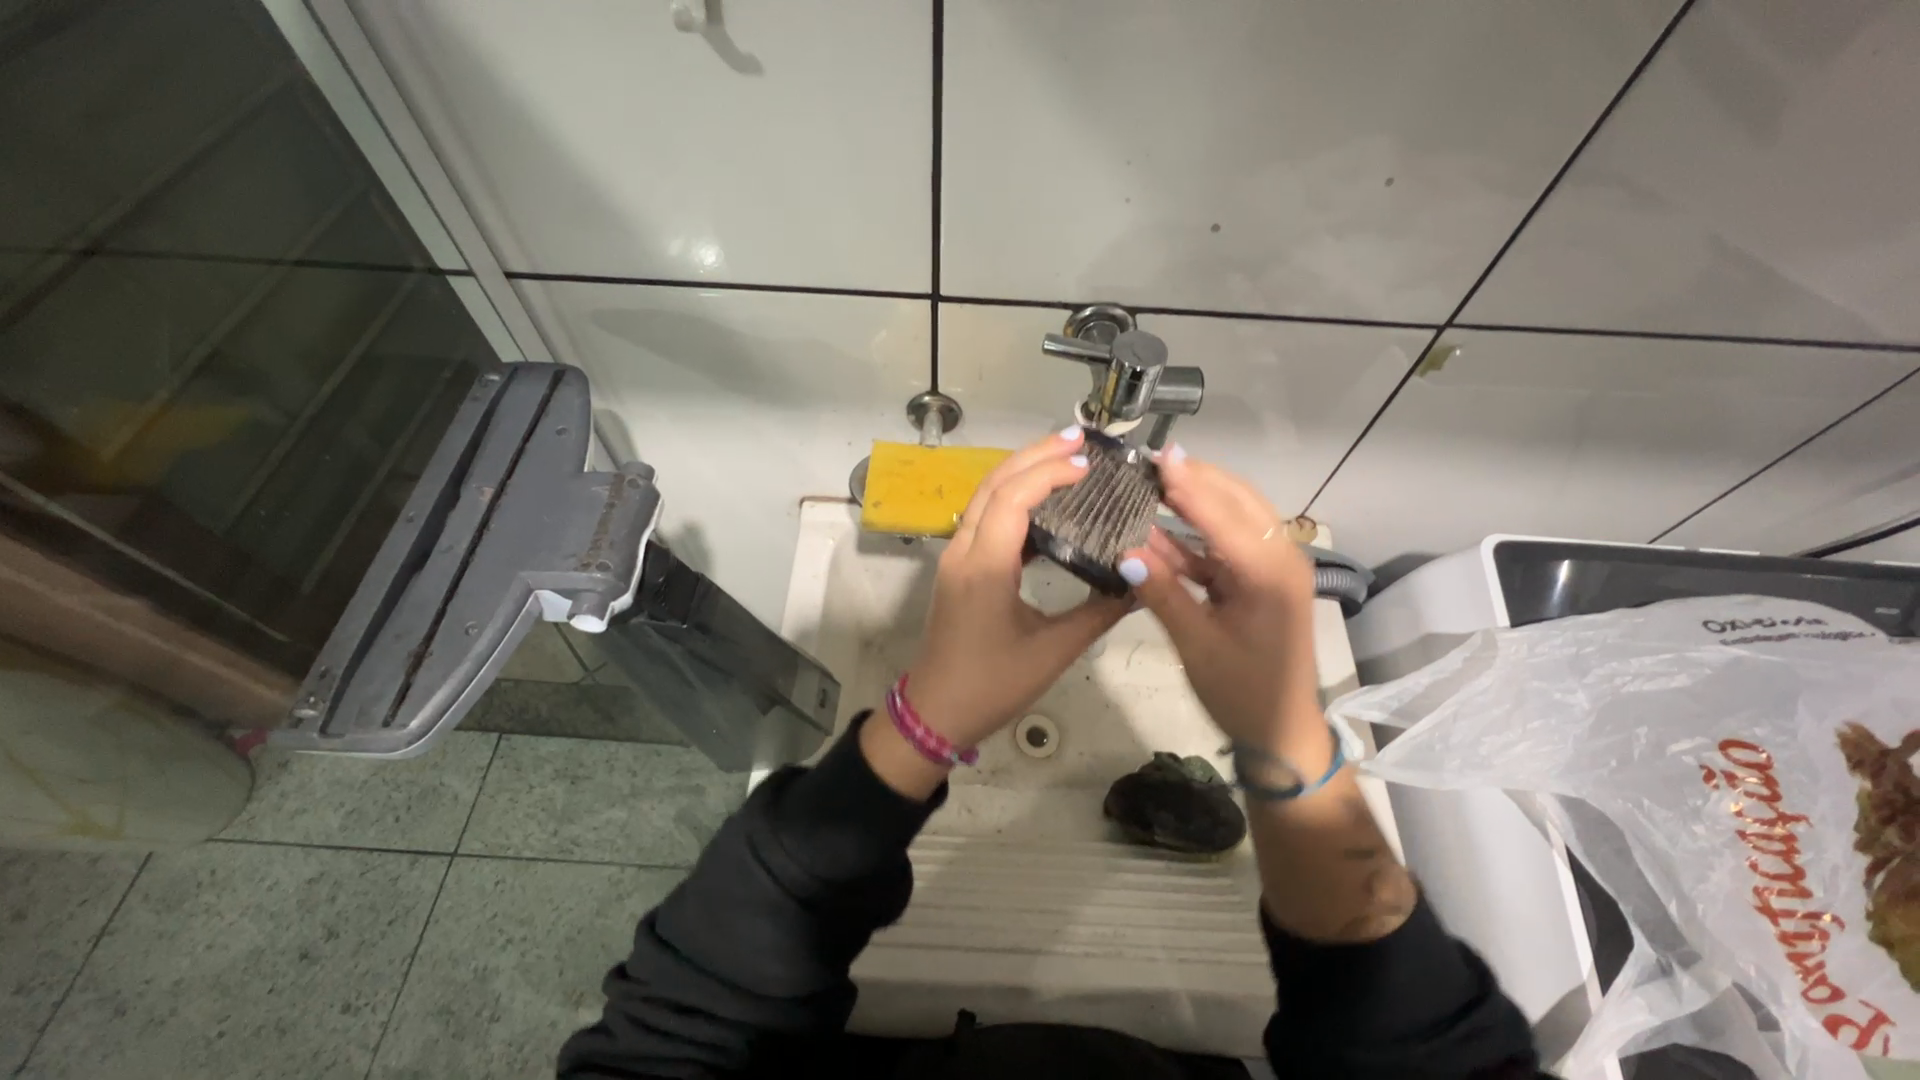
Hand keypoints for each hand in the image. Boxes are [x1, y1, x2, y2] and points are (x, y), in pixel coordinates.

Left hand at [903, 426, 1130, 749]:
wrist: (934, 712)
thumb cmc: (992, 684)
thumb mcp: (1052, 651)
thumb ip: (1098, 613)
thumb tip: (1139, 583)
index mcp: (984, 565)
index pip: (1014, 498)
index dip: (1049, 474)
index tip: (1088, 464)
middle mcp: (965, 551)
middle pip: (994, 485)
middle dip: (1034, 456)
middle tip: (1077, 439)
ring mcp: (957, 558)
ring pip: (986, 498)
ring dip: (1022, 473)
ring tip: (1065, 460)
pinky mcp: (960, 570)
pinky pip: (986, 520)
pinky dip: (1015, 501)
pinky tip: (1048, 507)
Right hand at [1119, 448, 1325, 763]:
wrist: (1281, 734)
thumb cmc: (1242, 693)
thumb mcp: (1197, 645)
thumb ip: (1163, 594)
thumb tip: (1124, 553)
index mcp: (1271, 575)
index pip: (1225, 518)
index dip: (1189, 487)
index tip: (1157, 458)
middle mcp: (1280, 560)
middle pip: (1239, 503)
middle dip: (1198, 479)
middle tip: (1153, 459)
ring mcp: (1272, 570)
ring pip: (1234, 519)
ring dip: (1197, 500)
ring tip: (1155, 480)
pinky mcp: (1260, 582)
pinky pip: (1225, 546)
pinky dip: (1195, 535)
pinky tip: (1160, 527)